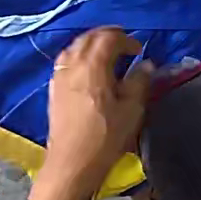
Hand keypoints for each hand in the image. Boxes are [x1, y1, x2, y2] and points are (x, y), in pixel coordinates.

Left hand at [41, 27, 153, 195]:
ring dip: (91, 44)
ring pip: (73, 48)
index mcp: (93, 69)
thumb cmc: (107, 136)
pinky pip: (65, 62)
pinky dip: (79, 56)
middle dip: (107, 35)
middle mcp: (72, 68)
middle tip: (125, 42)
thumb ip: (140, 81)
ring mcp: (59, 79)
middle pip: (87, 39)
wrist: (73, 163)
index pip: (108, 39)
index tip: (140, 50)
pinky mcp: (54, 91)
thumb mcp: (133, 108)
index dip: (126, 39)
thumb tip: (146, 64)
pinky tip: (89, 67)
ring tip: (107, 51)